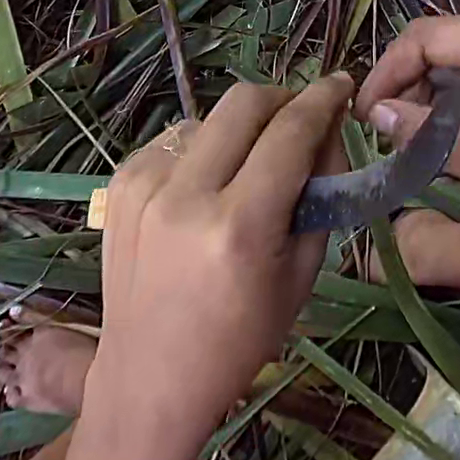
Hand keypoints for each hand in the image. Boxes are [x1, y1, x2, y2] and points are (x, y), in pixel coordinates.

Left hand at [84, 75, 353, 445]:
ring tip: (249, 169)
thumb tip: (327, 133)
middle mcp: (184, 195)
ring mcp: (142, 186)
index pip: (291, 132)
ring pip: (210, 118)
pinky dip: (204, 148)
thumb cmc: (242, 337)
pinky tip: (208, 186)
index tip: (341, 82)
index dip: (323, 98)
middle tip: (301, 119)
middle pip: (244, 102)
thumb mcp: (303, 271)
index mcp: (239, 225)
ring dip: (242, 129)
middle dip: (283, 98)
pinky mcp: (118, 186)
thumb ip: (321, 193)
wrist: (150, 377)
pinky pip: (176, 140)